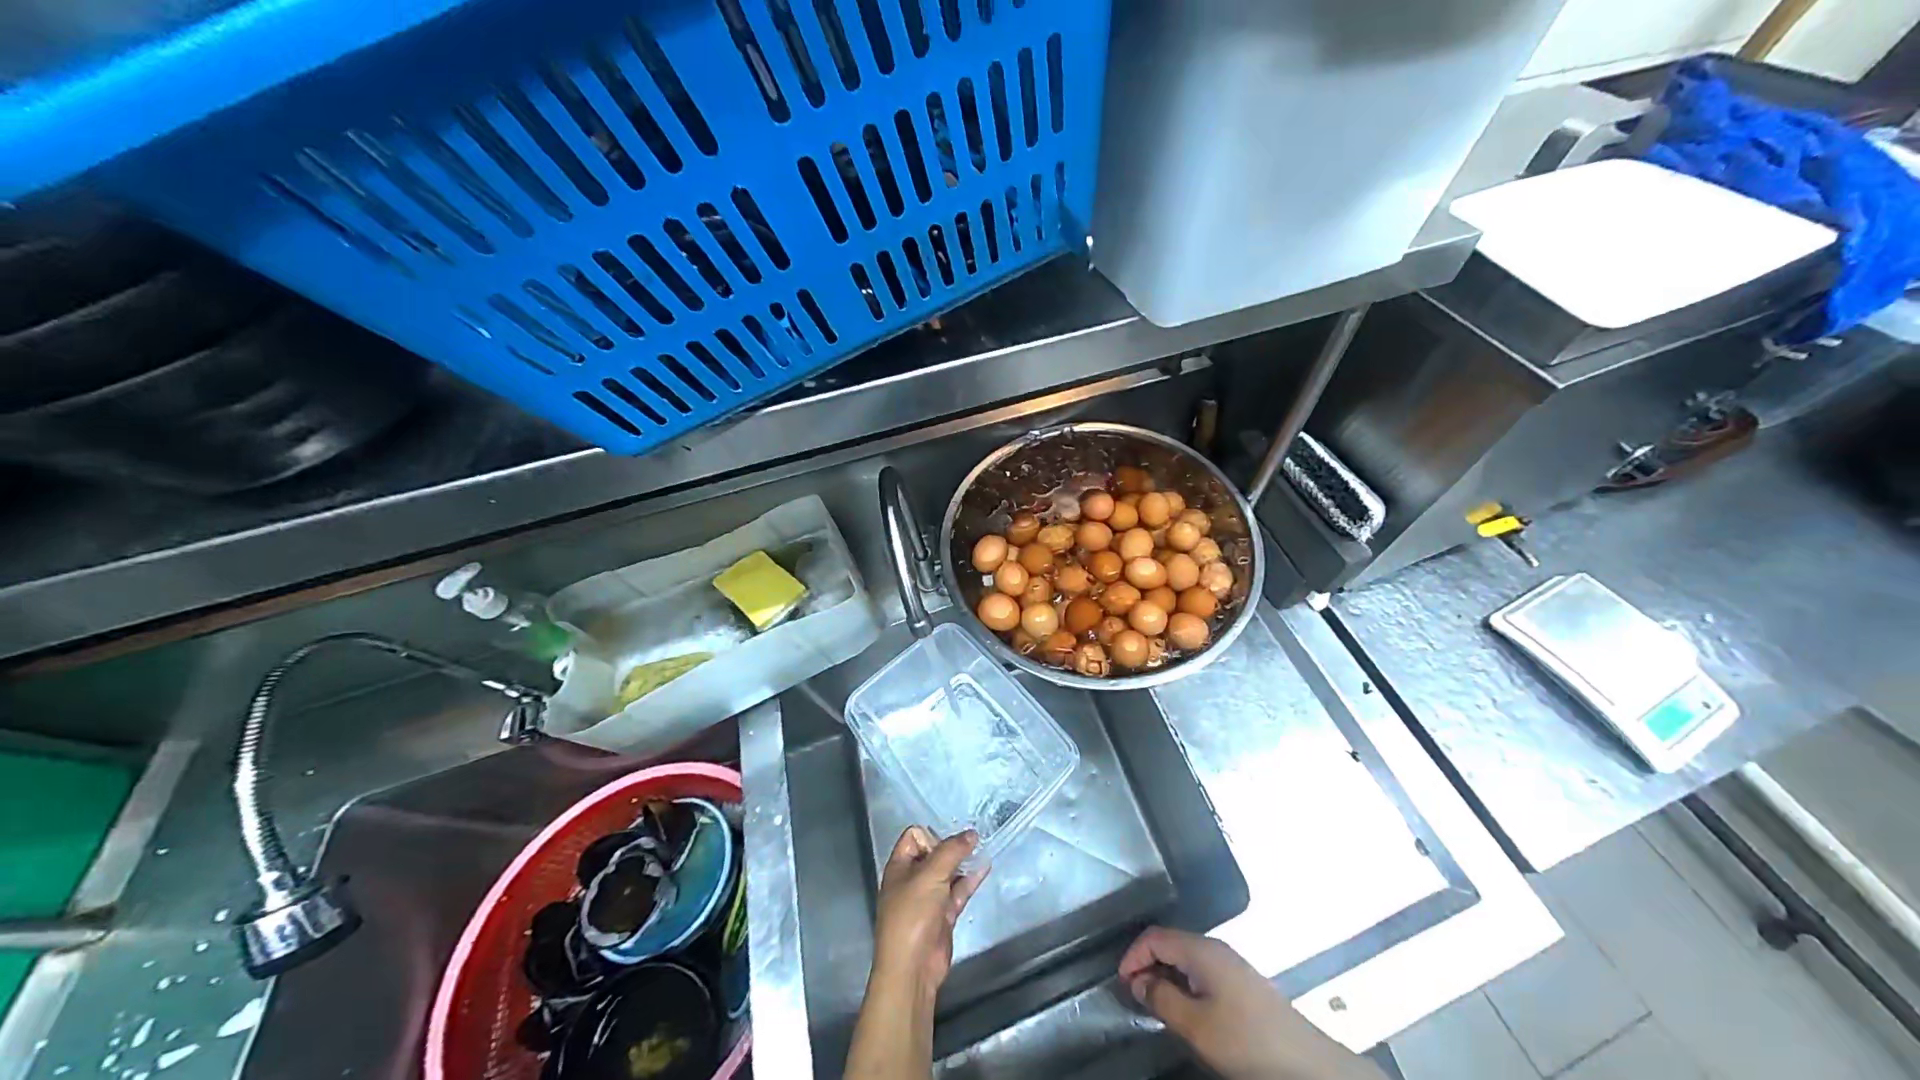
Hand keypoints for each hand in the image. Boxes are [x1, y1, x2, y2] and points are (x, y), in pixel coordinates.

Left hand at [844, 827, 987, 1079]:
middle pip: (933, 854)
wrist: (912, 967)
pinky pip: (958, 891)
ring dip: (963, 862)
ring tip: (983, 849)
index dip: (932, 835)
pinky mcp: (943, 916)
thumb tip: (971, 834)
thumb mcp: (930, 875)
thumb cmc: (912, 915)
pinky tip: (984, 867)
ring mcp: (928, 899)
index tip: (951, 842)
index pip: (913, 837)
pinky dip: (970, 879)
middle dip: (952, 847)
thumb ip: (951, 852)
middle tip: (973, 840)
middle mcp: (912, 880)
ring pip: (948, 873)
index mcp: (899, 867)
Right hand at [1120, 927, 1382, 1079]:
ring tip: (1155, 1005)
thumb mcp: (1196, 1025)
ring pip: (1186, 959)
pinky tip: (1185, 1010)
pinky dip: (1184, 984)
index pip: (1155, 936)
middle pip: (1170, 943)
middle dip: (1147, 964)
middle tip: (1134, 995)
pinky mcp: (1242, 984)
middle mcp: (1216, 949)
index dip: (1133, 955)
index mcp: (1202, 950)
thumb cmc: (1247, 1041)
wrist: (1309, 1066)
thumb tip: (1138, 980)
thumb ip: (1162, 998)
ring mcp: (1231, 965)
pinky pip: (1201, 972)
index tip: (1121, 984)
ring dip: (1165, 976)